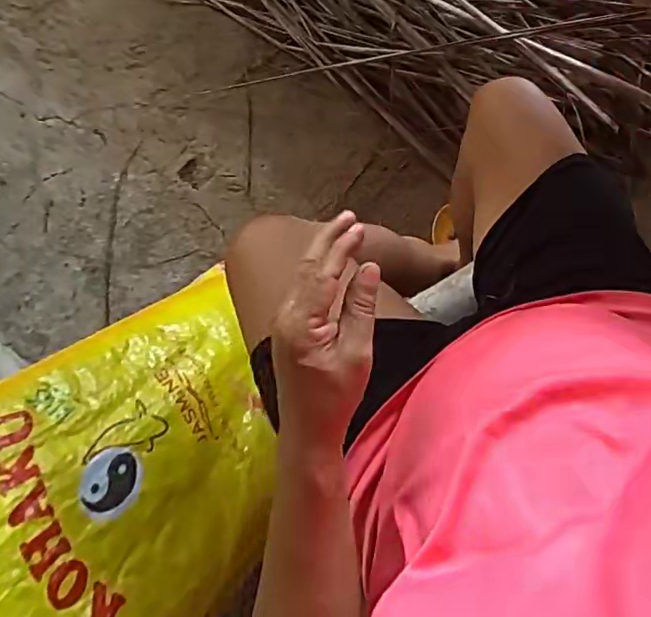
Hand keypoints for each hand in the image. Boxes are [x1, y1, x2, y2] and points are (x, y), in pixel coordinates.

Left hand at [269, 211, 381, 449]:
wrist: (307, 433)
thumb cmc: (336, 398)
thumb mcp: (357, 352)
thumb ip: (361, 307)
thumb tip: (368, 267)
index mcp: (302, 321)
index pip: (323, 271)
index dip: (342, 246)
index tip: (359, 227)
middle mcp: (286, 315)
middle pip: (306, 265)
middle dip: (328, 238)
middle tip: (348, 217)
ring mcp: (282, 321)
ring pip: (301, 274)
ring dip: (321, 250)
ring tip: (341, 231)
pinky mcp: (285, 327)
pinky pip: (300, 287)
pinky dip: (316, 267)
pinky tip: (328, 261)